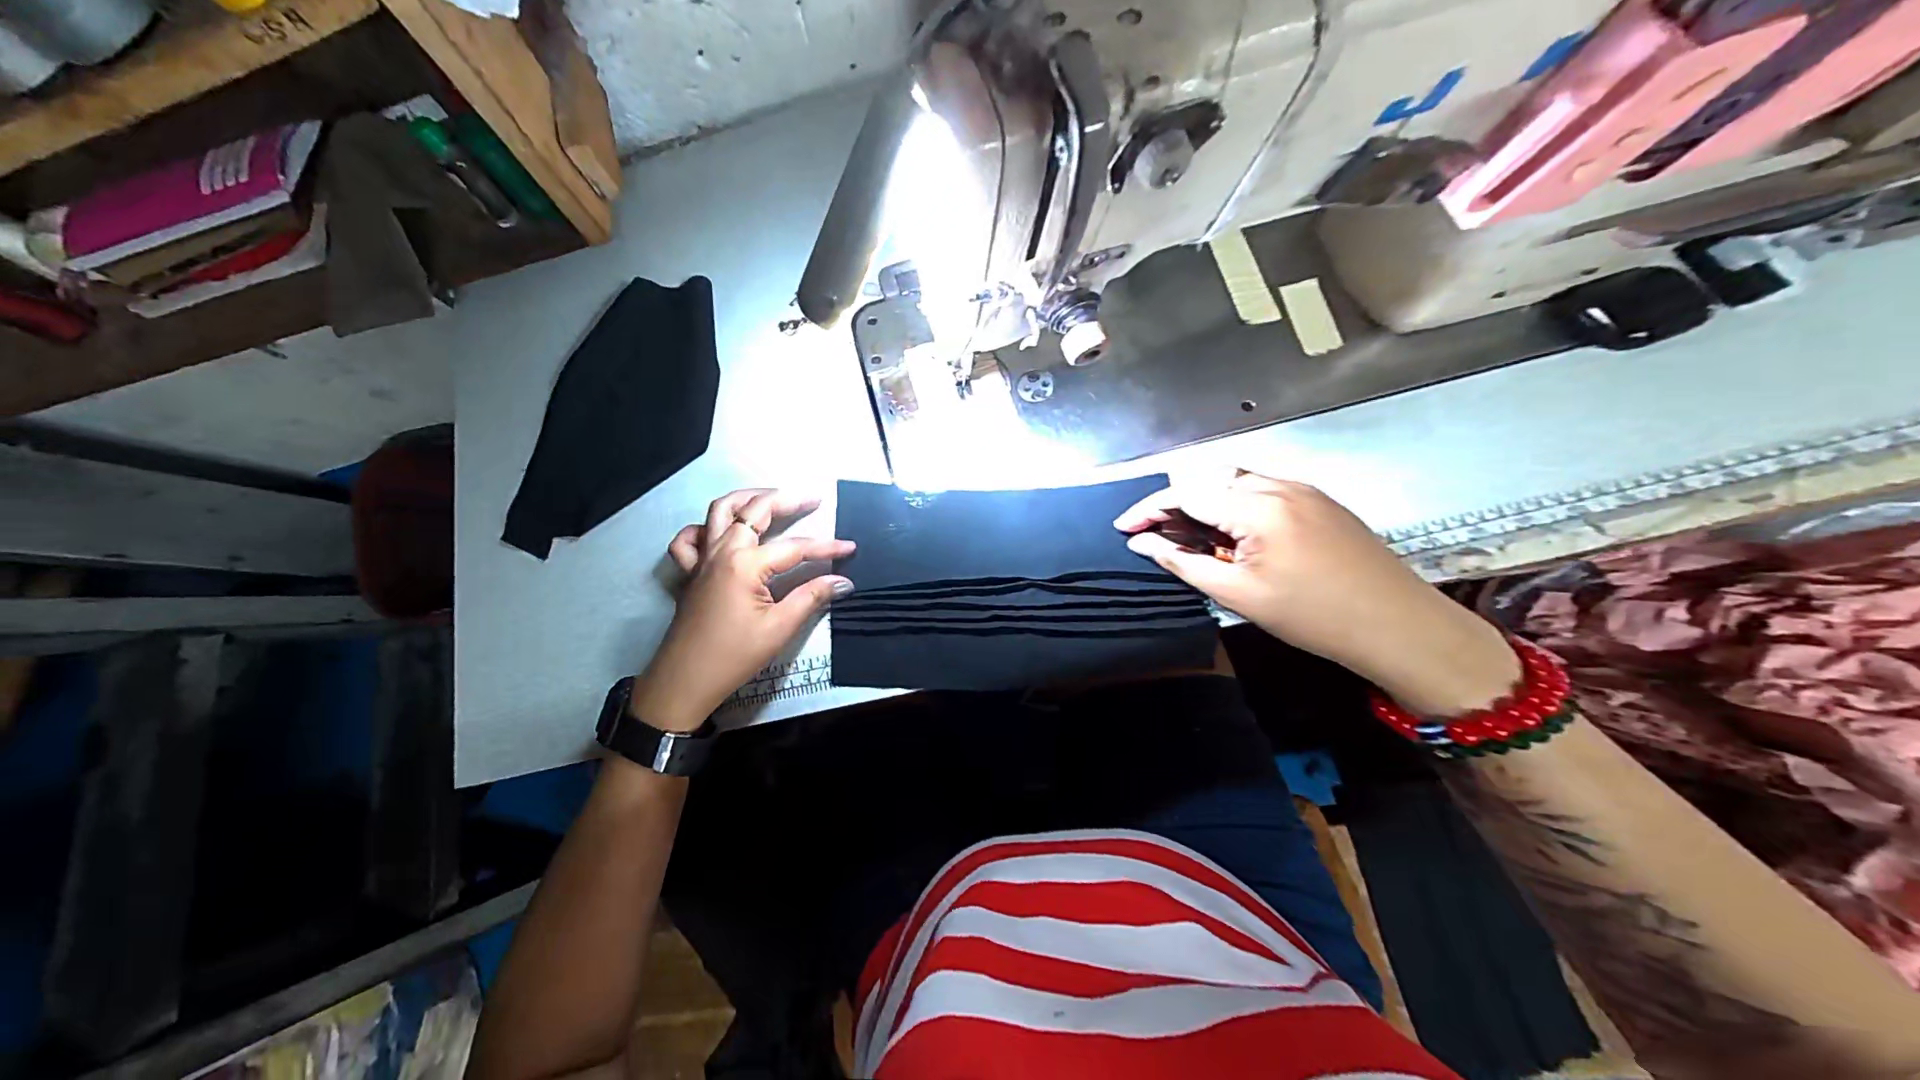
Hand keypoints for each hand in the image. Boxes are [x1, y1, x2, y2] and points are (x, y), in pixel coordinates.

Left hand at [630, 489, 854, 732]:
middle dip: (786, 500)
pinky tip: (721, 532)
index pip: (794, 547)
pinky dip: (705, 527)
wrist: (685, 680)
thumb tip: (843, 581)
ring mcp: (701, 559)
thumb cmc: (734, 656)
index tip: (850, 547)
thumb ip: (812, 597)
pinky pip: (690, 538)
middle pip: (754, 510)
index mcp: (744, 564)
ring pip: (719, 511)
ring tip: (771, 499)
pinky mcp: (689, 572)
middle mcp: (721, 551)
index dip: (826, 546)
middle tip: (813, 499)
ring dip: (747, 499)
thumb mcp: (779, 628)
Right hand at [1114, 472, 1519, 716]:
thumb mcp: (1238, 594)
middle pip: (1209, 476)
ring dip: (1205, 499)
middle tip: (1155, 532)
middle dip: (1175, 500)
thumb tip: (1144, 545)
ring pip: (1236, 479)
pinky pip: (1263, 488)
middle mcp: (1279, 485)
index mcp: (1258, 507)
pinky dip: (1235, 501)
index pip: (1186, 492)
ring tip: (1192, 534)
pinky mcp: (1319, 500)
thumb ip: (1184, 563)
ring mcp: (1304, 489)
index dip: (1149, 509)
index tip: (1125, 528)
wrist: (1398, 624)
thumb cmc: (1313, 616)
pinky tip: (1234, 532)